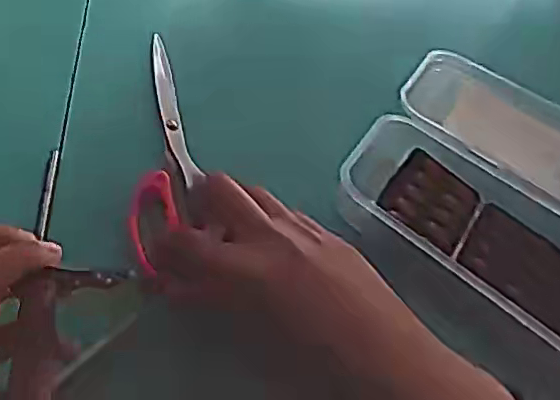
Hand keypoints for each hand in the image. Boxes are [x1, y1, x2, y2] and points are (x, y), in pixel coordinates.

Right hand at [157, 173, 509, 399]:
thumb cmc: (323, 373)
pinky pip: (285, 209)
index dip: (163, 244)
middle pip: (218, 186)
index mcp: (249, 270)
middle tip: (195, 225)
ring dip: (234, 203)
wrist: (401, 371)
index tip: (158, 252)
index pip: (186, 242)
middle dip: (197, 198)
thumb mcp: (258, 344)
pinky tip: (277, 250)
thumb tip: (184, 286)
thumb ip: (217, 304)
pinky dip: (268, 218)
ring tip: (234, 233)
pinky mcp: (329, 233)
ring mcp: (303, 228)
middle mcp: (272, 236)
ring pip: (253, 189)